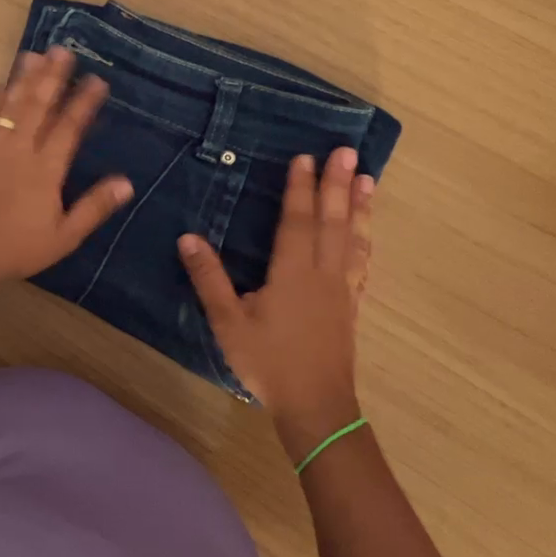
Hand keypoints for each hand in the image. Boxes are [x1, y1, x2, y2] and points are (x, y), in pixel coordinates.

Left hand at [0, 47, 134, 286]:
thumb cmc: (20, 247)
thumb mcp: (65, 235)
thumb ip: (94, 207)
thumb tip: (126, 182)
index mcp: (46, 169)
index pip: (69, 126)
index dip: (84, 102)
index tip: (98, 80)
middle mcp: (19, 150)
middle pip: (37, 105)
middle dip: (52, 76)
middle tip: (63, 50)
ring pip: (9, 107)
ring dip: (22, 80)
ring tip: (32, 55)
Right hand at [177, 149, 373, 459]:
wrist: (316, 405)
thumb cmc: (267, 361)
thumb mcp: (227, 321)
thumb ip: (209, 278)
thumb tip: (188, 237)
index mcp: (293, 273)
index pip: (297, 221)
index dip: (301, 189)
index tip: (305, 158)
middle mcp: (323, 273)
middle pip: (332, 221)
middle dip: (338, 185)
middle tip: (347, 151)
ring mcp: (341, 290)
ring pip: (353, 239)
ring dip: (360, 207)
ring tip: (367, 179)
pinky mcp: (350, 306)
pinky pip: (360, 261)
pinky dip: (364, 240)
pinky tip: (366, 233)